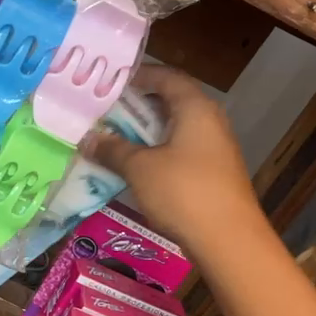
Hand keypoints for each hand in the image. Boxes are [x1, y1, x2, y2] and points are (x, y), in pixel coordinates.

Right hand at [87, 65, 263, 258]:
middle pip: (171, 103)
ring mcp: (215, 148)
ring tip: (114, 141)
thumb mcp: (139, 168)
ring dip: (146, 134)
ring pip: (175, 130)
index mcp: (195, 108)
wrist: (227, 239)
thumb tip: (88, 139)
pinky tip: (136, 168)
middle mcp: (210, 121)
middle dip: (138, 108)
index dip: (139, 75)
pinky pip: (181, 152)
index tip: (110, 83)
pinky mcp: (214, 173)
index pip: (167, 77)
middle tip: (105, 114)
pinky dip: (158, 153)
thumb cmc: (183, 191)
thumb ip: (113, 150)